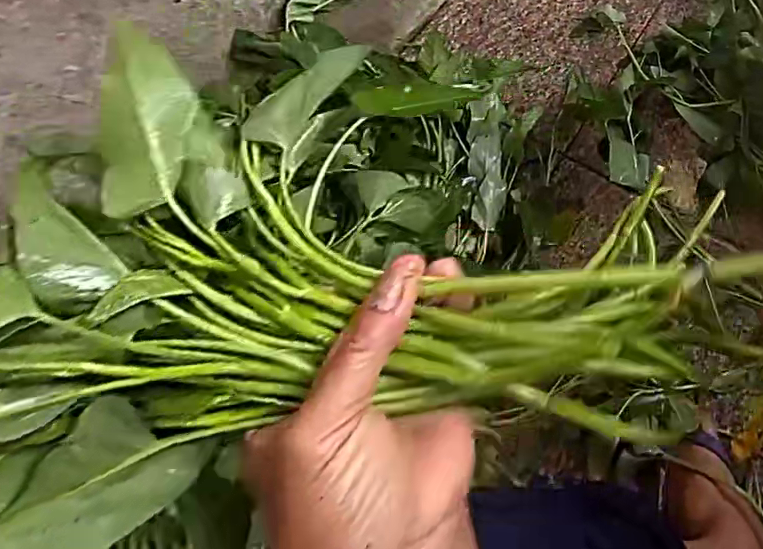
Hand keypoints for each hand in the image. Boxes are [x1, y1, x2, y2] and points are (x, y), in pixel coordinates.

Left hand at [243, 256, 477, 548]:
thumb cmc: (334, 503)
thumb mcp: (325, 426)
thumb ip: (361, 349)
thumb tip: (401, 274)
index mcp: (298, 395)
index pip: (313, 329)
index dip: (338, 292)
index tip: (363, 258)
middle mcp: (348, 383)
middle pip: (371, 320)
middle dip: (392, 289)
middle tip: (415, 262)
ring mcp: (397, 383)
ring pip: (413, 325)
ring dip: (429, 295)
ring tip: (442, 268)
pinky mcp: (441, 387)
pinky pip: (451, 342)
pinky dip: (460, 313)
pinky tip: (463, 288)